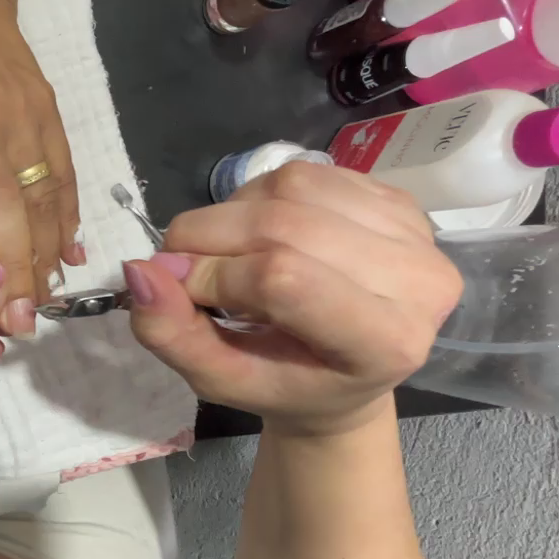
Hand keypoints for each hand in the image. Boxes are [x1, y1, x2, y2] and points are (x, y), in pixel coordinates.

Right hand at [123, 163, 462, 436]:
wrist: (344, 374)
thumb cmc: (280, 385)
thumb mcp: (215, 379)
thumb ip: (171, 333)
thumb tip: (138, 270)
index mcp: (383, 343)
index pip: (282, 278)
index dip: (210, 274)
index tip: (174, 290)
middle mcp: (420, 281)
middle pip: (285, 225)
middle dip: (206, 239)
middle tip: (182, 268)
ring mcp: (417, 233)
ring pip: (293, 186)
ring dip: (231, 212)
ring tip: (224, 252)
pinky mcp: (399, 201)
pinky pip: (308, 173)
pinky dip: (258, 196)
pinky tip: (258, 231)